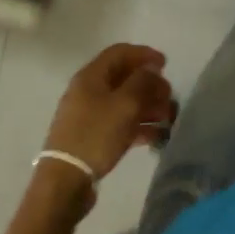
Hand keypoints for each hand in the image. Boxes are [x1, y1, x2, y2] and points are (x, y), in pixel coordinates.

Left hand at [43, 44, 174, 179]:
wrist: (65, 180)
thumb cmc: (96, 134)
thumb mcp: (125, 104)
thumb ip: (143, 81)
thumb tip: (150, 69)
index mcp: (91, 76)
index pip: (120, 53)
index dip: (144, 54)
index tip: (166, 65)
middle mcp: (88, 92)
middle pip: (124, 78)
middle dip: (150, 85)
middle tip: (169, 96)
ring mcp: (89, 116)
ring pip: (124, 102)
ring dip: (148, 106)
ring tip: (168, 118)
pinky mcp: (91, 137)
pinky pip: (119, 123)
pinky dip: (138, 125)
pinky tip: (156, 135)